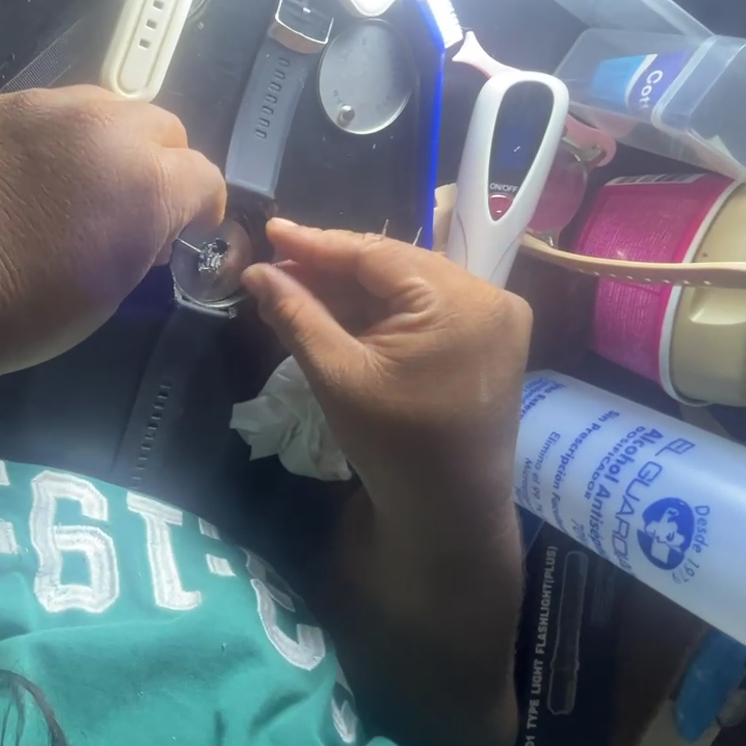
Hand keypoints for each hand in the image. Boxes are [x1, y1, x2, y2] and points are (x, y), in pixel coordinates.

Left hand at [0, 86, 225, 388]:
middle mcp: (105, 128)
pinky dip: (55, 139)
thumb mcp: (105, 294)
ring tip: (77, 181)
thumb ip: (145, 241)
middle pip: (164, 128)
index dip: (200, 209)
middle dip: (160, 165)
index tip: (181, 230)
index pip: (206, 177)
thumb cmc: (18, 312)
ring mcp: (48, 106)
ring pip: (109, 108)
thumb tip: (151, 221)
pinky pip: (50, 111)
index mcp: (144, 184)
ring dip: (110, 144)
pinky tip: (26, 172)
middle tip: (128, 203)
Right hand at [240, 219, 530, 507]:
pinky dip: (375, 310)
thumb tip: (255, 271)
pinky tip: (332, 310)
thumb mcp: (337, 375)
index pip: (377, 254)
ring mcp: (491, 319)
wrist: (448, 515)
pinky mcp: (482, 339)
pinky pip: (419, 309)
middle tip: (273, 266)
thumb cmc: (394, 448)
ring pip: (403, 286)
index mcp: (461, 302)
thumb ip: (297, 315)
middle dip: (329, 268)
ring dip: (348, 289)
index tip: (270, 230)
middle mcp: (488, 298)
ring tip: (292, 287)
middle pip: (392, 266)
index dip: (317, 242)